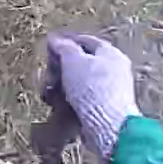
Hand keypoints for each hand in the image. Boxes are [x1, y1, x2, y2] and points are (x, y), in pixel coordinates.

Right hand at [46, 33, 139, 159]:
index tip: (49, 47)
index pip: (85, 40)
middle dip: (59, 67)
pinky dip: (68, 97)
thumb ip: (63, 47)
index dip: (65, 42)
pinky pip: (82, 95)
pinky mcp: (104, 105)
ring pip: (78, 80)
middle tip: (48, 73)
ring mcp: (110, 88)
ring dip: (60, 84)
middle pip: (80, 61)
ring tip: (49, 93)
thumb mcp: (72, 60)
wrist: (108, 123)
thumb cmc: (91, 87)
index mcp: (111, 54)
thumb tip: (56, 39)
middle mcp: (114, 69)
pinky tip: (57, 103)